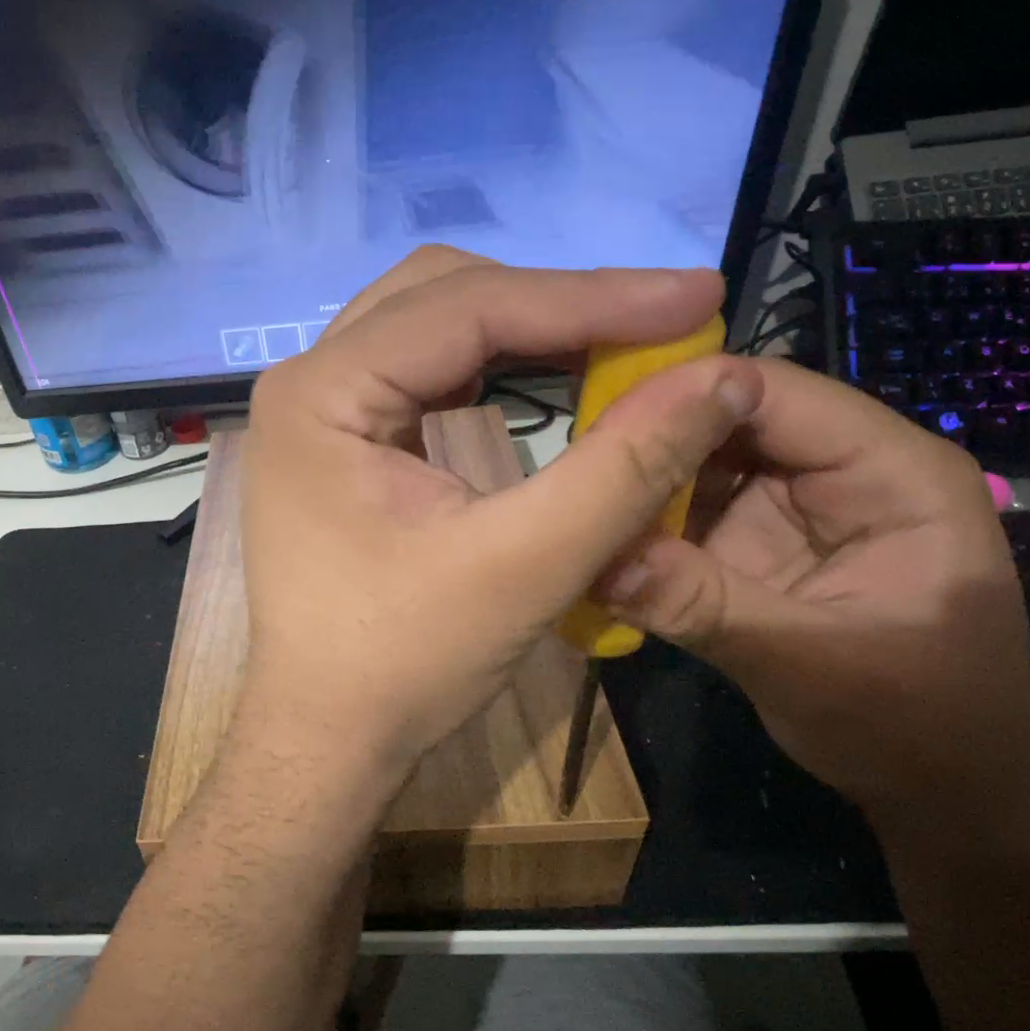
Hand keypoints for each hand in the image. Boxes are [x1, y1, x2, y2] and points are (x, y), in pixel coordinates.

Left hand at [235, 246, 761, 778]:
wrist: (325, 736)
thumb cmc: (404, 664)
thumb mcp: (526, 565)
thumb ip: (627, 464)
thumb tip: (723, 375)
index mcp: (323, 393)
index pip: (468, 307)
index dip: (592, 296)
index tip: (697, 293)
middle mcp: (306, 381)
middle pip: (441, 296)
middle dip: (554, 304)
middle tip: (660, 325)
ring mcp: (313, 410)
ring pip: (428, 325)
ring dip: (523, 329)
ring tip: (618, 342)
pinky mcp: (332, 441)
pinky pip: (416, 372)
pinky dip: (487, 367)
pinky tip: (543, 379)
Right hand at [595, 359, 1029, 813]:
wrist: (939, 788)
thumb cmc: (913, 725)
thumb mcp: (808, 665)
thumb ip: (704, 606)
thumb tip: (595, 559)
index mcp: (892, 473)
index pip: (779, 395)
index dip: (690, 395)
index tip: (601, 424)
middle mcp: (840, 471)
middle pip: (732, 419)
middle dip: (654, 437)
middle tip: (573, 461)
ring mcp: (794, 505)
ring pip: (702, 460)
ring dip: (643, 478)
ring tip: (573, 493)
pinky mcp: (759, 541)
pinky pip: (691, 509)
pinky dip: (646, 520)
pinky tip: (598, 531)